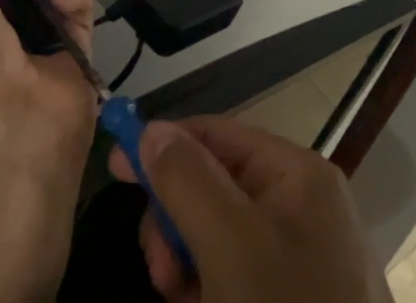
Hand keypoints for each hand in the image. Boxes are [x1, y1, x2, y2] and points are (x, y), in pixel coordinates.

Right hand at [109, 115, 390, 302]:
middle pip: (209, 184)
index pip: (213, 133)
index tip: (115, 170)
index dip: (161, 146)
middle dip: (174, 223)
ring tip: (184, 299)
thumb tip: (151, 129)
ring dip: (185, 262)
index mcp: (296, 173)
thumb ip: (186, 179)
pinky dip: (208, 287)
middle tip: (162, 271)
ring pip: (214, 232)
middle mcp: (301, 202)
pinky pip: (232, 268)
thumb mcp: (228, 242)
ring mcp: (298, 251)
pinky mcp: (291, 290)